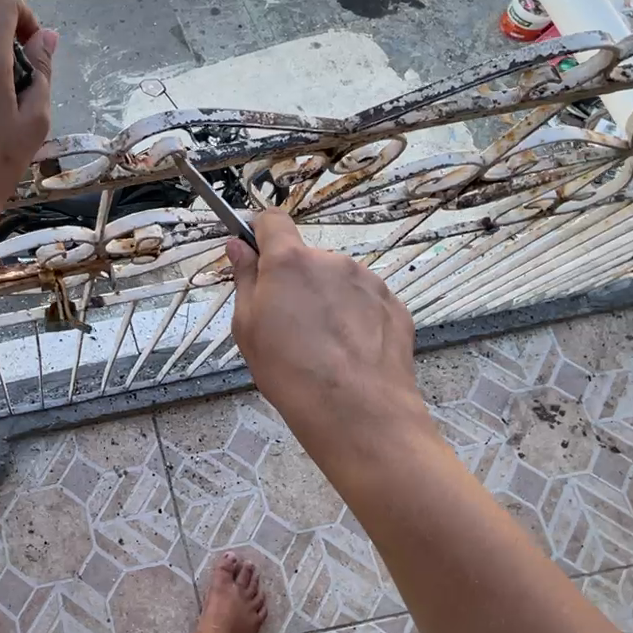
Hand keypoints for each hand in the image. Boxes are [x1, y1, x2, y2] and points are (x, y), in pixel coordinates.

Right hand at [226, 211, 429, 471]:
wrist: (359, 412)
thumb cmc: (289, 371)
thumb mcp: (247, 327)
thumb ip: (244, 279)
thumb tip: (237, 246)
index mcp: (290, 262)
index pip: (272, 220)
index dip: (261, 234)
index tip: (256, 257)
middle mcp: (332, 261)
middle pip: (305, 258)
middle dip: (295, 280)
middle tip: (288, 324)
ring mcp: (368, 281)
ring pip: (336, 281)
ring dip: (327, 299)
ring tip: (324, 345)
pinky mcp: (395, 305)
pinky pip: (365, 301)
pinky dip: (355, 317)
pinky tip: (350, 352)